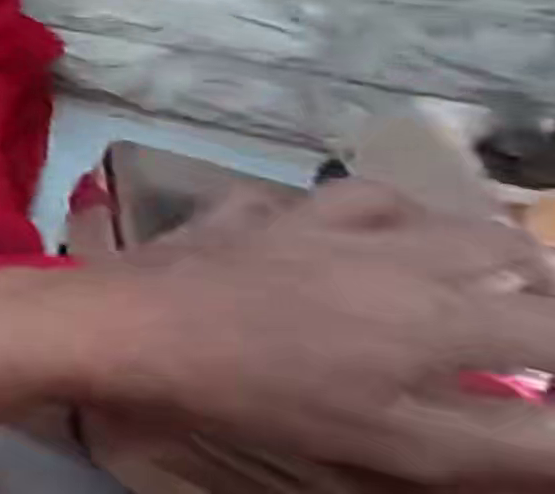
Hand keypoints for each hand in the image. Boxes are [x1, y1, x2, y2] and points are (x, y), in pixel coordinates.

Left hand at [78, 181, 554, 486]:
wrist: (128, 327)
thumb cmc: (260, 394)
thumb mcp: (403, 444)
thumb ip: (515, 443)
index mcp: (433, 312)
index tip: (553, 365)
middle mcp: (370, 250)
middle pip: (484, 239)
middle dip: (531, 271)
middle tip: (532, 307)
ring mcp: (287, 221)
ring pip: (379, 196)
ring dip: (422, 221)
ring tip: (435, 254)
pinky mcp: (224, 214)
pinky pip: (277, 198)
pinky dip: (305, 212)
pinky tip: (301, 233)